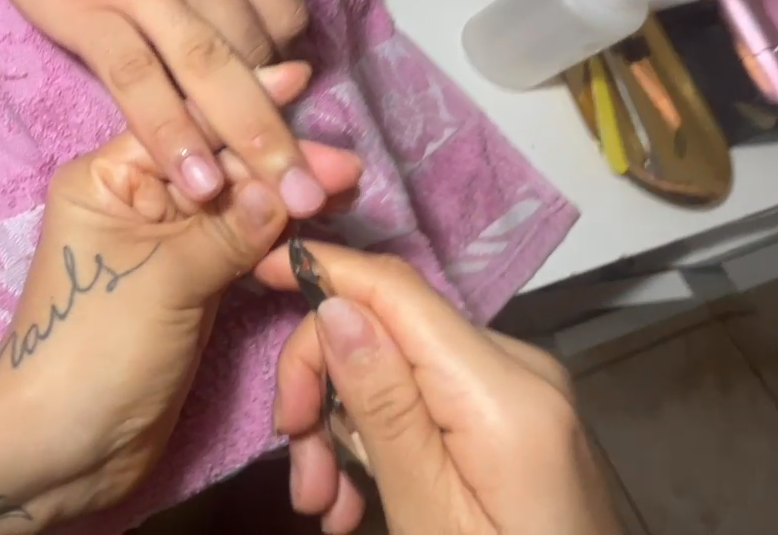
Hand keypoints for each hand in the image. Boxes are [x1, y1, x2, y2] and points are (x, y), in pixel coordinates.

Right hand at [0, 0, 319, 216]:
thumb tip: (252, 28)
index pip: (281, 11)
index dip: (285, 70)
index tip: (273, 108)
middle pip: (253, 48)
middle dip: (285, 126)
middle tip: (316, 192)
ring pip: (206, 70)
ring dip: (243, 141)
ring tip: (273, 200)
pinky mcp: (88, 12)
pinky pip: (139, 81)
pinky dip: (170, 132)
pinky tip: (192, 177)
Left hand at [0, 65, 361, 526]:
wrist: (62, 443)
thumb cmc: (93, 346)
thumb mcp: (163, 278)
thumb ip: (228, 230)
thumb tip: (291, 183)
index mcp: (107, 175)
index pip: (181, 126)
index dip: (239, 106)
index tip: (299, 81)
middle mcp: (134, 195)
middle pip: (214, 162)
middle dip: (274, 161)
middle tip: (345, 166)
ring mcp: (163, 238)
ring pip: (232, 203)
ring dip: (283, 196)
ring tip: (344, 186)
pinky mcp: (187, 277)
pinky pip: (237, 242)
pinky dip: (274, 233)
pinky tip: (315, 221)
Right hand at [255, 243, 620, 534]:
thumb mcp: (430, 521)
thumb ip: (384, 408)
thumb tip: (335, 304)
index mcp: (505, 393)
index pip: (395, 290)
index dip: (322, 268)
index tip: (256, 271)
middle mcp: (519, 369)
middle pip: (386, 328)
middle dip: (322, 382)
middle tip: (294, 461)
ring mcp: (520, 392)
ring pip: (394, 365)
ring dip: (343, 423)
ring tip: (323, 499)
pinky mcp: (513, 416)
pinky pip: (422, 395)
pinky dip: (380, 434)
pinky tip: (356, 493)